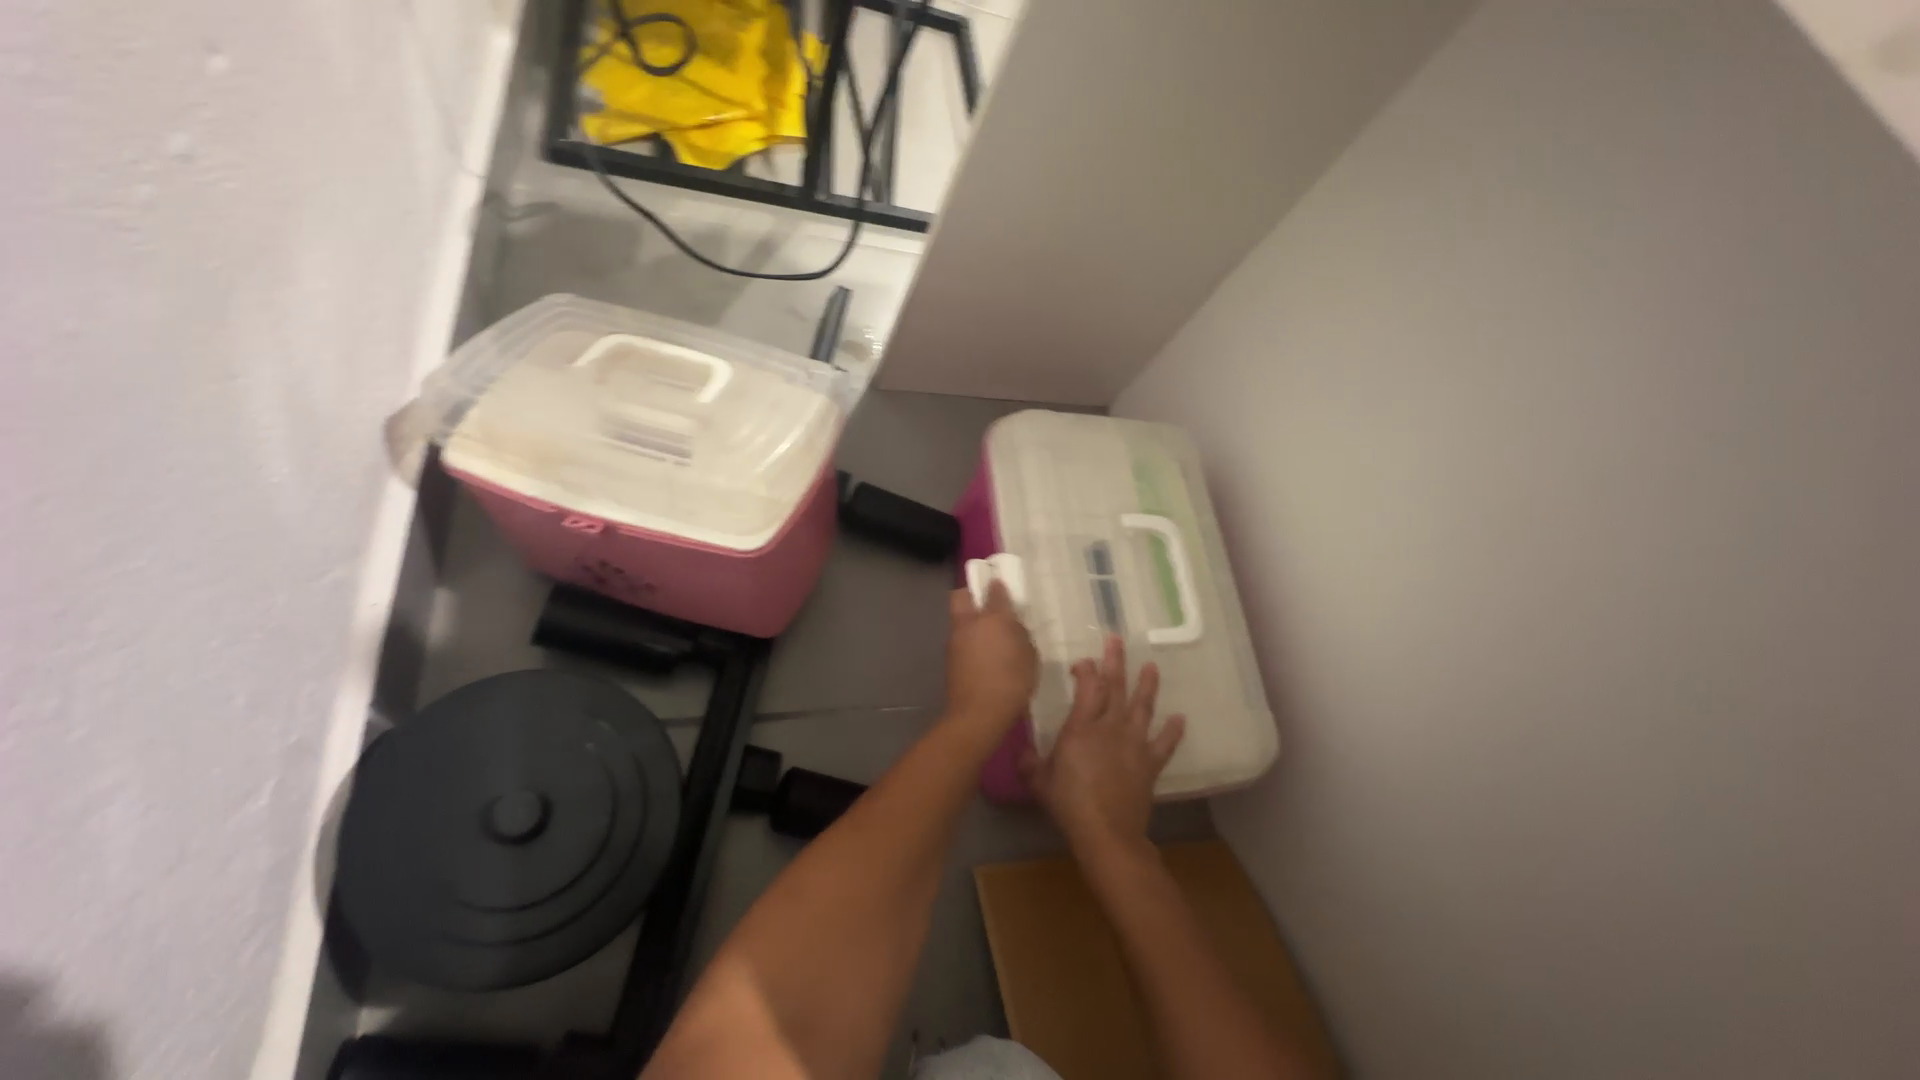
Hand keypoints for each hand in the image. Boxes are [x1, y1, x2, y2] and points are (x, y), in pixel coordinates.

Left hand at [944, 582, 1037, 732]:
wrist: (979, 714)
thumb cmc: (1012, 682)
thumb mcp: (1029, 656)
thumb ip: (1020, 635)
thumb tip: (1013, 625)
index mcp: (994, 618)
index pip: (994, 590)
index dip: (998, 585)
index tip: (1002, 584)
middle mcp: (969, 623)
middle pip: (961, 596)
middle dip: (970, 594)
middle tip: (986, 604)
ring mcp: (955, 641)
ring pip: (958, 620)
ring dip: (969, 621)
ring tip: (987, 636)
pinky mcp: (948, 659)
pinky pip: (959, 640)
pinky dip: (968, 642)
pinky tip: (982, 656)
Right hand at [1020, 636, 1184, 861]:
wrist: (1106, 832)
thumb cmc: (1069, 804)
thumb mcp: (1039, 781)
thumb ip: (1030, 763)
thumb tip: (1020, 751)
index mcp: (1081, 728)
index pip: (1087, 687)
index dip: (1086, 670)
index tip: (1083, 663)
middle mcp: (1110, 728)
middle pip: (1115, 687)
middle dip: (1116, 661)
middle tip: (1116, 640)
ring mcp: (1133, 744)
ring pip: (1142, 707)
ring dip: (1148, 685)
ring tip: (1152, 667)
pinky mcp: (1150, 764)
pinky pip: (1164, 744)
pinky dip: (1173, 731)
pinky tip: (1180, 719)